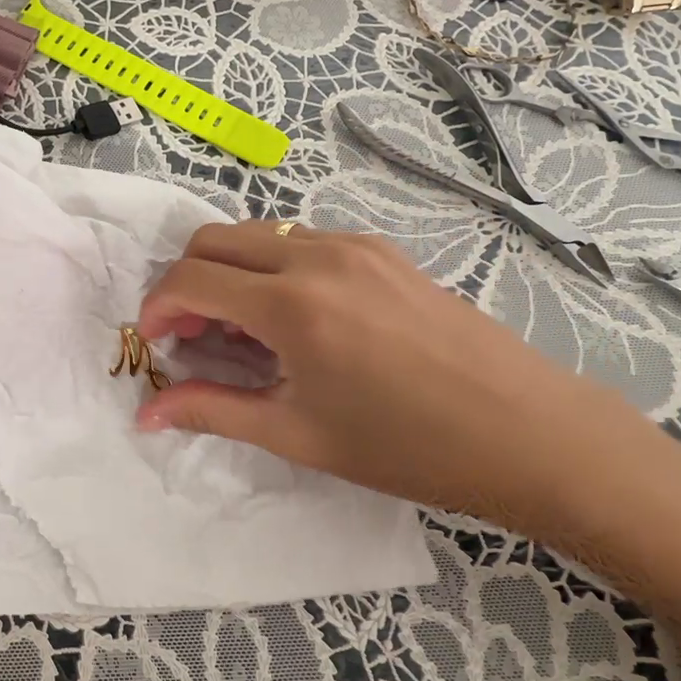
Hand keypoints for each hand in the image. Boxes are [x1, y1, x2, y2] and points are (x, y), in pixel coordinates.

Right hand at [135, 221, 654, 529]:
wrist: (536, 437)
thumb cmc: (411, 448)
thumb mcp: (299, 435)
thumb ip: (211, 411)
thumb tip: (144, 415)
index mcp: (292, 306)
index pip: (189, 280)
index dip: (156, 308)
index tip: (155, 343)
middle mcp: (315, 257)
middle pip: (211, 239)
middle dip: (184, 280)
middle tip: (191, 333)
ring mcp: (354, 246)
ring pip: (254, 232)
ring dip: (227, 270)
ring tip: (243, 329)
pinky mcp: (382, 249)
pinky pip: (299, 238)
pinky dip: (270, 265)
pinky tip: (294, 316)